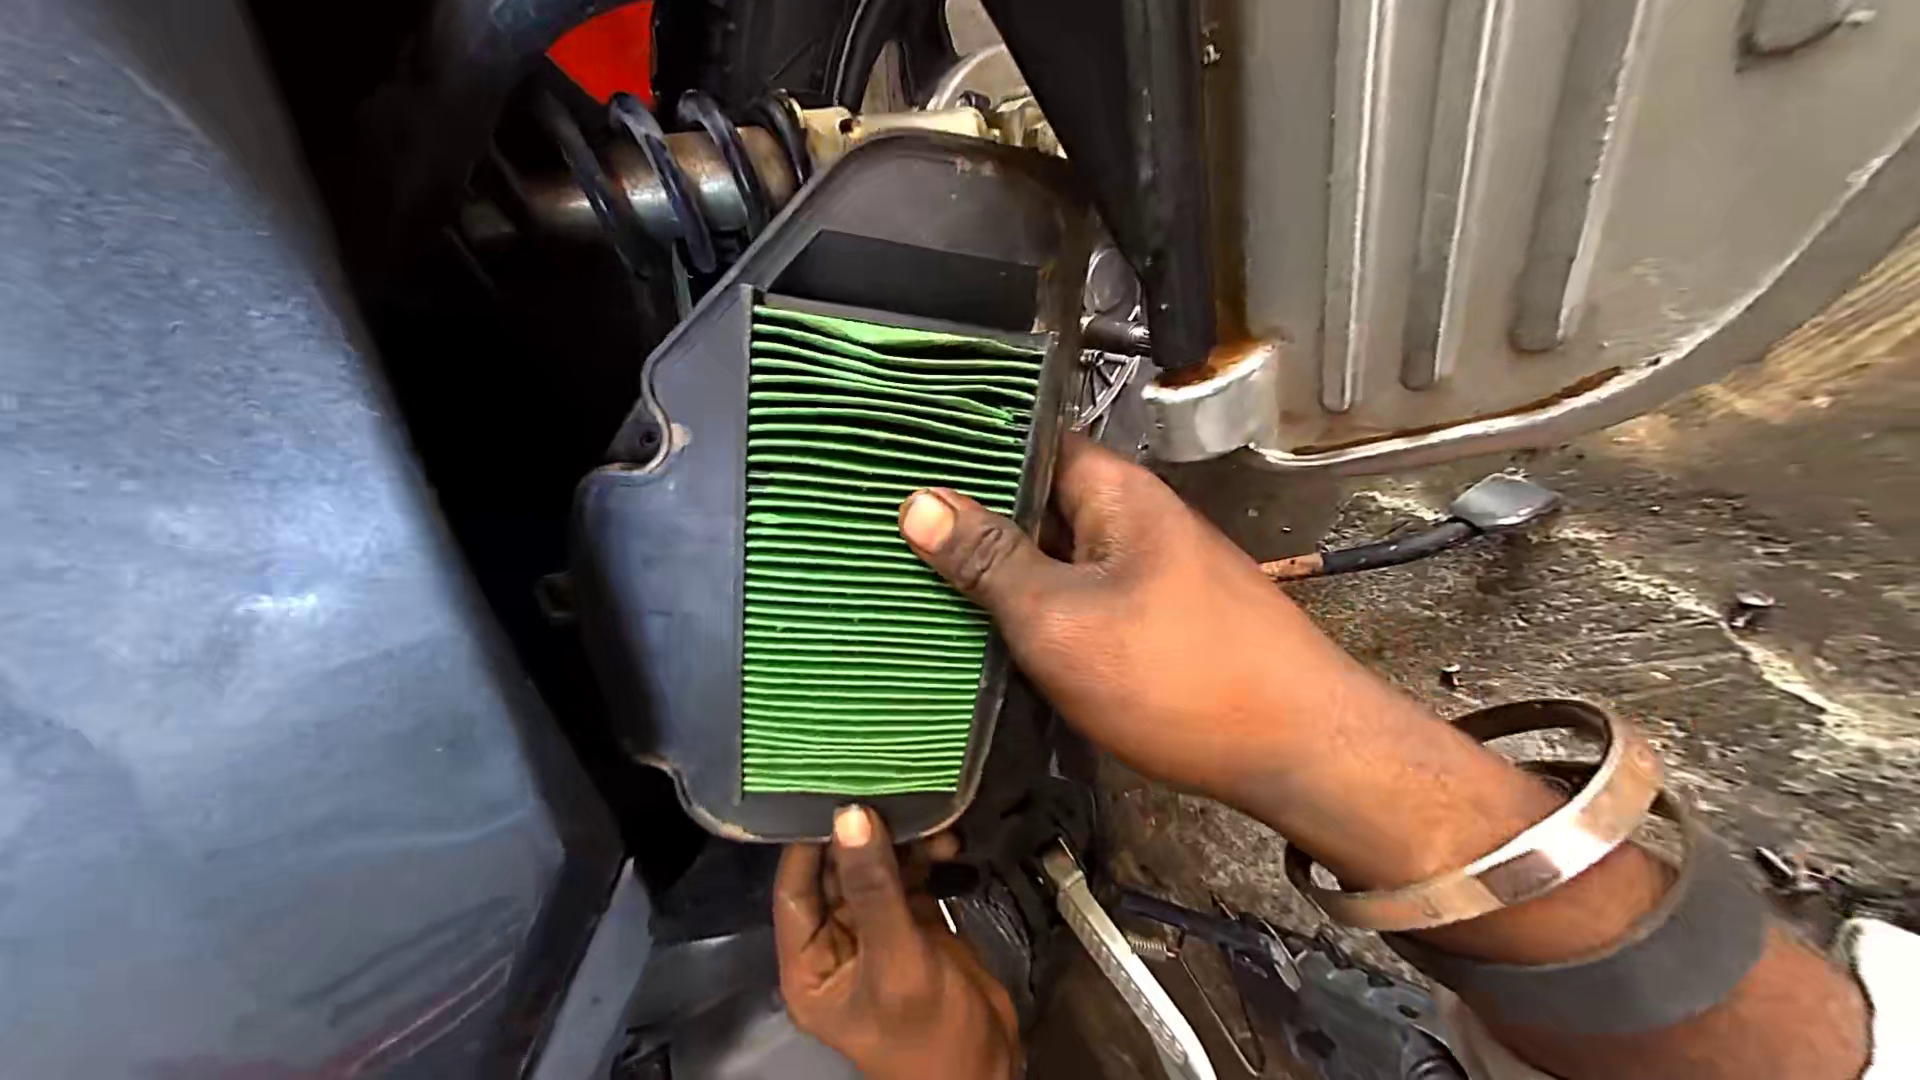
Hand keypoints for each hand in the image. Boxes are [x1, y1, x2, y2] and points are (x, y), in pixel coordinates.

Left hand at [774, 806, 1019, 1079]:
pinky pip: (910, 872)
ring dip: (902, 840)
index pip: (794, 888)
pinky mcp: (911, 918)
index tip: (833, 791)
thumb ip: (874, 887)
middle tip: (887, 786)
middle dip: (864, 832)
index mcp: (810, 963)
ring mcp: (876, 925)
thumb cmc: (928, 1032)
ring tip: (929, 816)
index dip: (809, 841)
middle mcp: (837, 938)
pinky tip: (948, 842)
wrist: (989, 1067)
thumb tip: (850, 813)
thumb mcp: (897, 962)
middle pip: (838, 869)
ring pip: (877, 865)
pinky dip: (927, 854)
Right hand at [895, 433, 1404, 803]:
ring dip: (996, 566)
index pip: (1025, 440)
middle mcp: (1126, 517)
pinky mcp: (1144, 614)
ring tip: (918, 575)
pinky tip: (984, 624)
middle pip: (1032, 499)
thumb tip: (919, 504)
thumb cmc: (1176, 675)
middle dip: (968, 517)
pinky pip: (1072, 592)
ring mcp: (1137, 567)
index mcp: (1111, 490)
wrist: (1299, 753)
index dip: (962, 452)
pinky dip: (1030, 602)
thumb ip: (989, 560)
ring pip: (1049, 551)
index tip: (898, 467)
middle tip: (891, 532)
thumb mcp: (1060, 617)